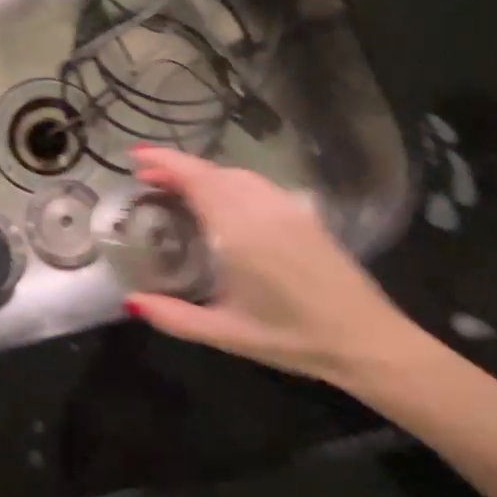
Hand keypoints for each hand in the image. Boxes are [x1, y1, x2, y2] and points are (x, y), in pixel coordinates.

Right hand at [122, 148, 418, 382]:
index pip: (195, 178)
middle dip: (177, 167)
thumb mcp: (226, 333)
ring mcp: (287, 207)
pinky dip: (229, 181)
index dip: (163, 160)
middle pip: (212, 171)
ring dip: (203, 173)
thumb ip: (174, 316)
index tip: (135, 156)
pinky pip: (257, 184)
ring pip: (236, 174)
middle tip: (147, 178)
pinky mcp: (304, 214)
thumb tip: (130, 302)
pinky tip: (222, 202)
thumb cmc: (292, 338)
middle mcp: (262, 207)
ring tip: (178, 188)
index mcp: (239, 230)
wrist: (366, 341)